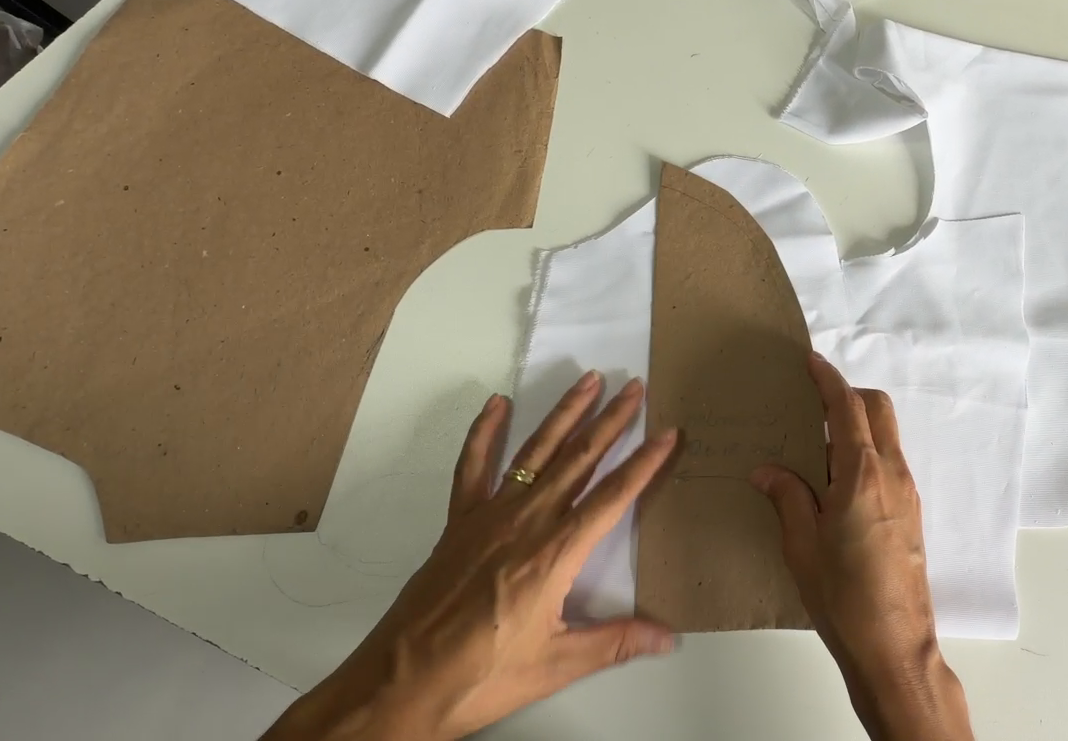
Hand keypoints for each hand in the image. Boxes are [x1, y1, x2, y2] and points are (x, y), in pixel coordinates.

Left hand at [263, 373, 677, 740]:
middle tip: (634, 387)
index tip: (668, 433)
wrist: (397, 686)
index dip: (645, 463)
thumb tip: (669, 637)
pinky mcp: (459, 521)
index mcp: (556, 553)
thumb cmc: (480, 676)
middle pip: (580, 459)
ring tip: (589, 380)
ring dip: (565, 412)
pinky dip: (484, 432)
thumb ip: (614, 643)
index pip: (613, 497)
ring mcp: (490, 515)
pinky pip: (473, 467)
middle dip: (611, 420)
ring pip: (537, 451)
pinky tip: (497, 403)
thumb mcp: (555, 665)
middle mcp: (527, 521)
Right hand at [753, 354, 973, 740]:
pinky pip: (889, 461)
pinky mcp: (911, 512)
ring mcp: (907, 491)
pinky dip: (866, 451)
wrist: (895, 647)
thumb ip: (788, 498)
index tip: (811, 361)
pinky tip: (836, 481)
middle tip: (813, 403)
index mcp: (862, 474)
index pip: (847, 408)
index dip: (829, 379)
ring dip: (857, 424)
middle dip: (848, 395)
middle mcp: (892, 473)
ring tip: (817, 446)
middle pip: (877, 409)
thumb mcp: (802, 546)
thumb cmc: (843, 596)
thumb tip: (767, 471)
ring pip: (886, 434)